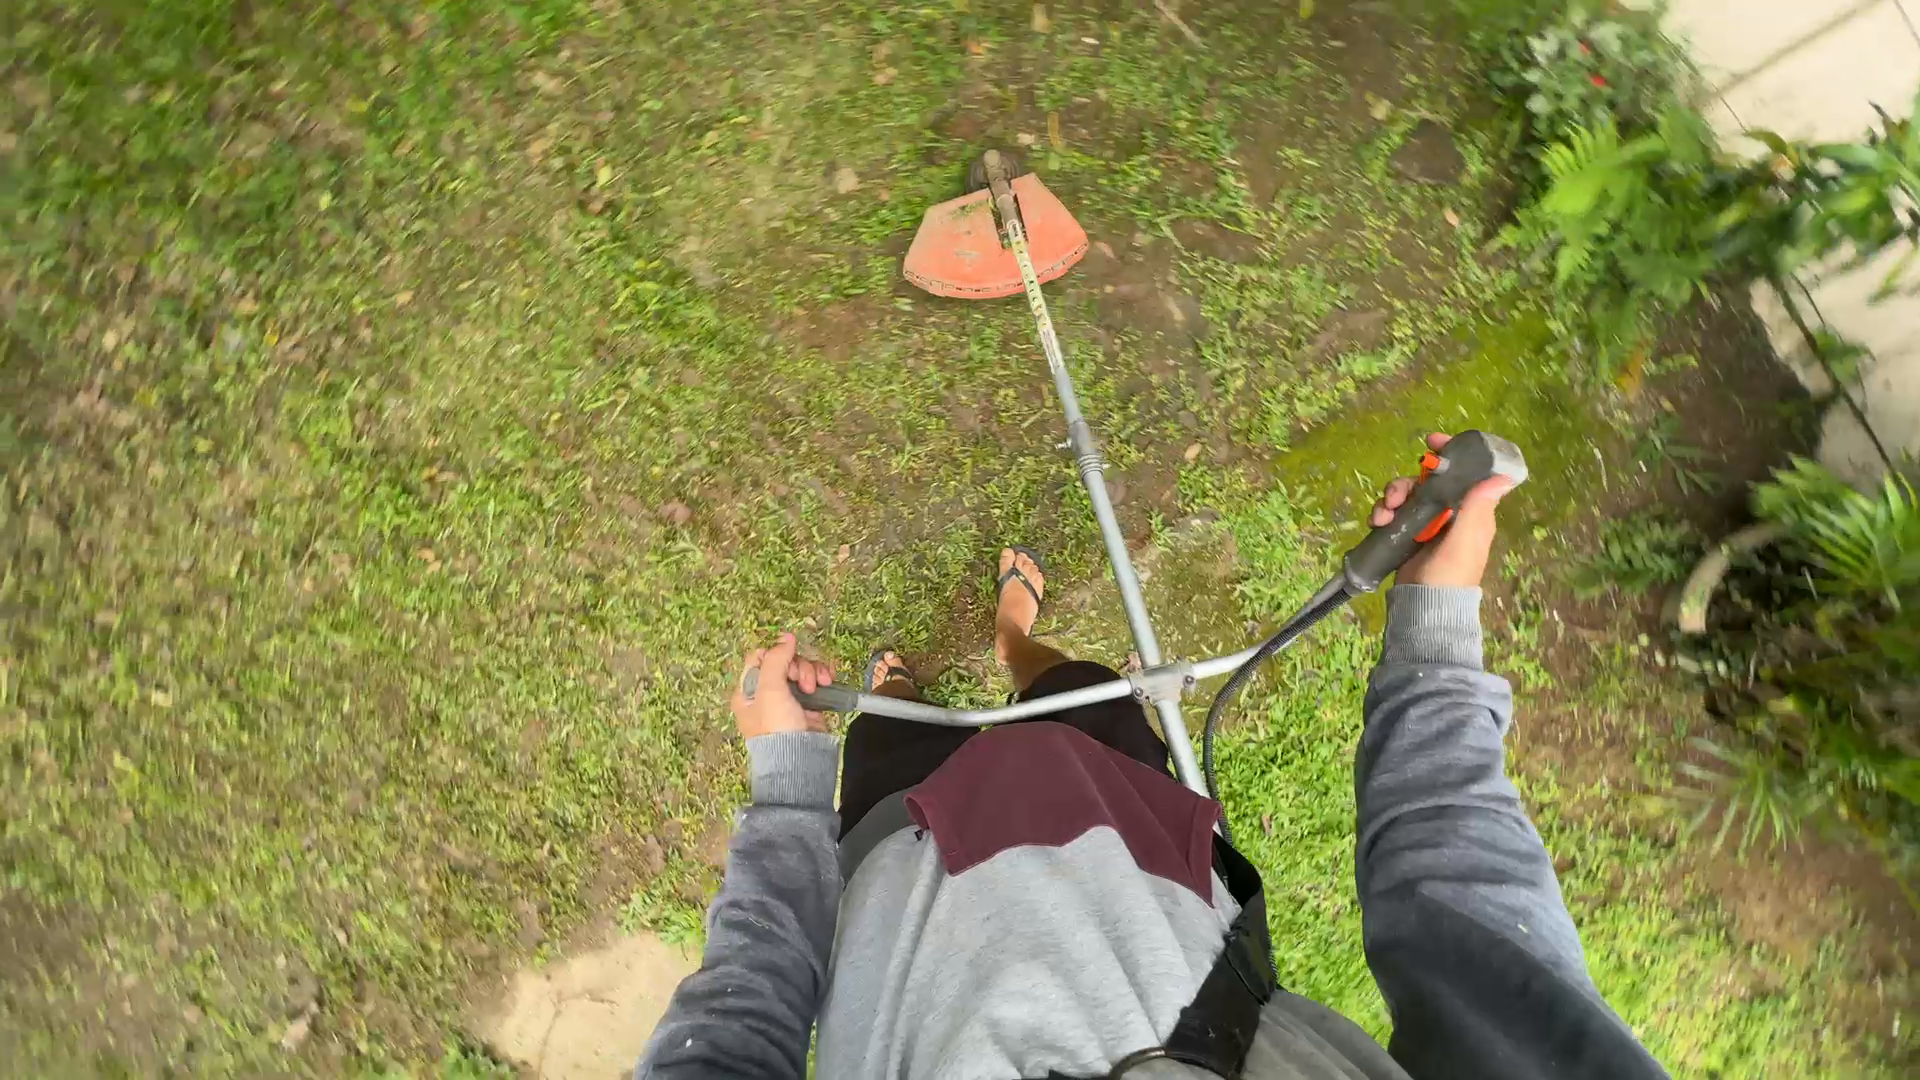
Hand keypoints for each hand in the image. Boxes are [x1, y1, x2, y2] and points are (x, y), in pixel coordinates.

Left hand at [730, 633, 832, 738]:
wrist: (799, 759)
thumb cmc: (776, 725)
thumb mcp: (770, 689)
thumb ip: (776, 659)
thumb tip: (787, 636)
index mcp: (748, 690)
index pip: (759, 657)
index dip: (775, 653)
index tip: (787, 658)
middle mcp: (766, 692)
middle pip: (783, 661)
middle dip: (797, 666)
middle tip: (802, 682)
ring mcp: (788, 698)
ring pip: (801, 669)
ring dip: (812, 671)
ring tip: (816, 686)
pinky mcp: (807, 704)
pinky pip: (814, 680)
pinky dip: (822, 678)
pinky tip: (827, 682)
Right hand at [1369, 432, 1516, 587]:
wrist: (1425, 605)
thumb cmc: (1449, 575)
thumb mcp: (1465, 541)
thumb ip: (1477, 509)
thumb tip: (1501, 478)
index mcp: (1470, 512)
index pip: (1464, 474)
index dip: (1450, 455)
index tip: (1432, 442)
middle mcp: (1448, 513)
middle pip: (1426, 482)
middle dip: (1407, 483)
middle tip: (1395, 496)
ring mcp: (1425, 524)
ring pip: (1406, 495)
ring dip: (1391, 498)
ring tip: (1383, 513)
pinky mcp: (1405, 534)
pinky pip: (1392, 512)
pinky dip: (1382, 512)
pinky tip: (1377, 522)